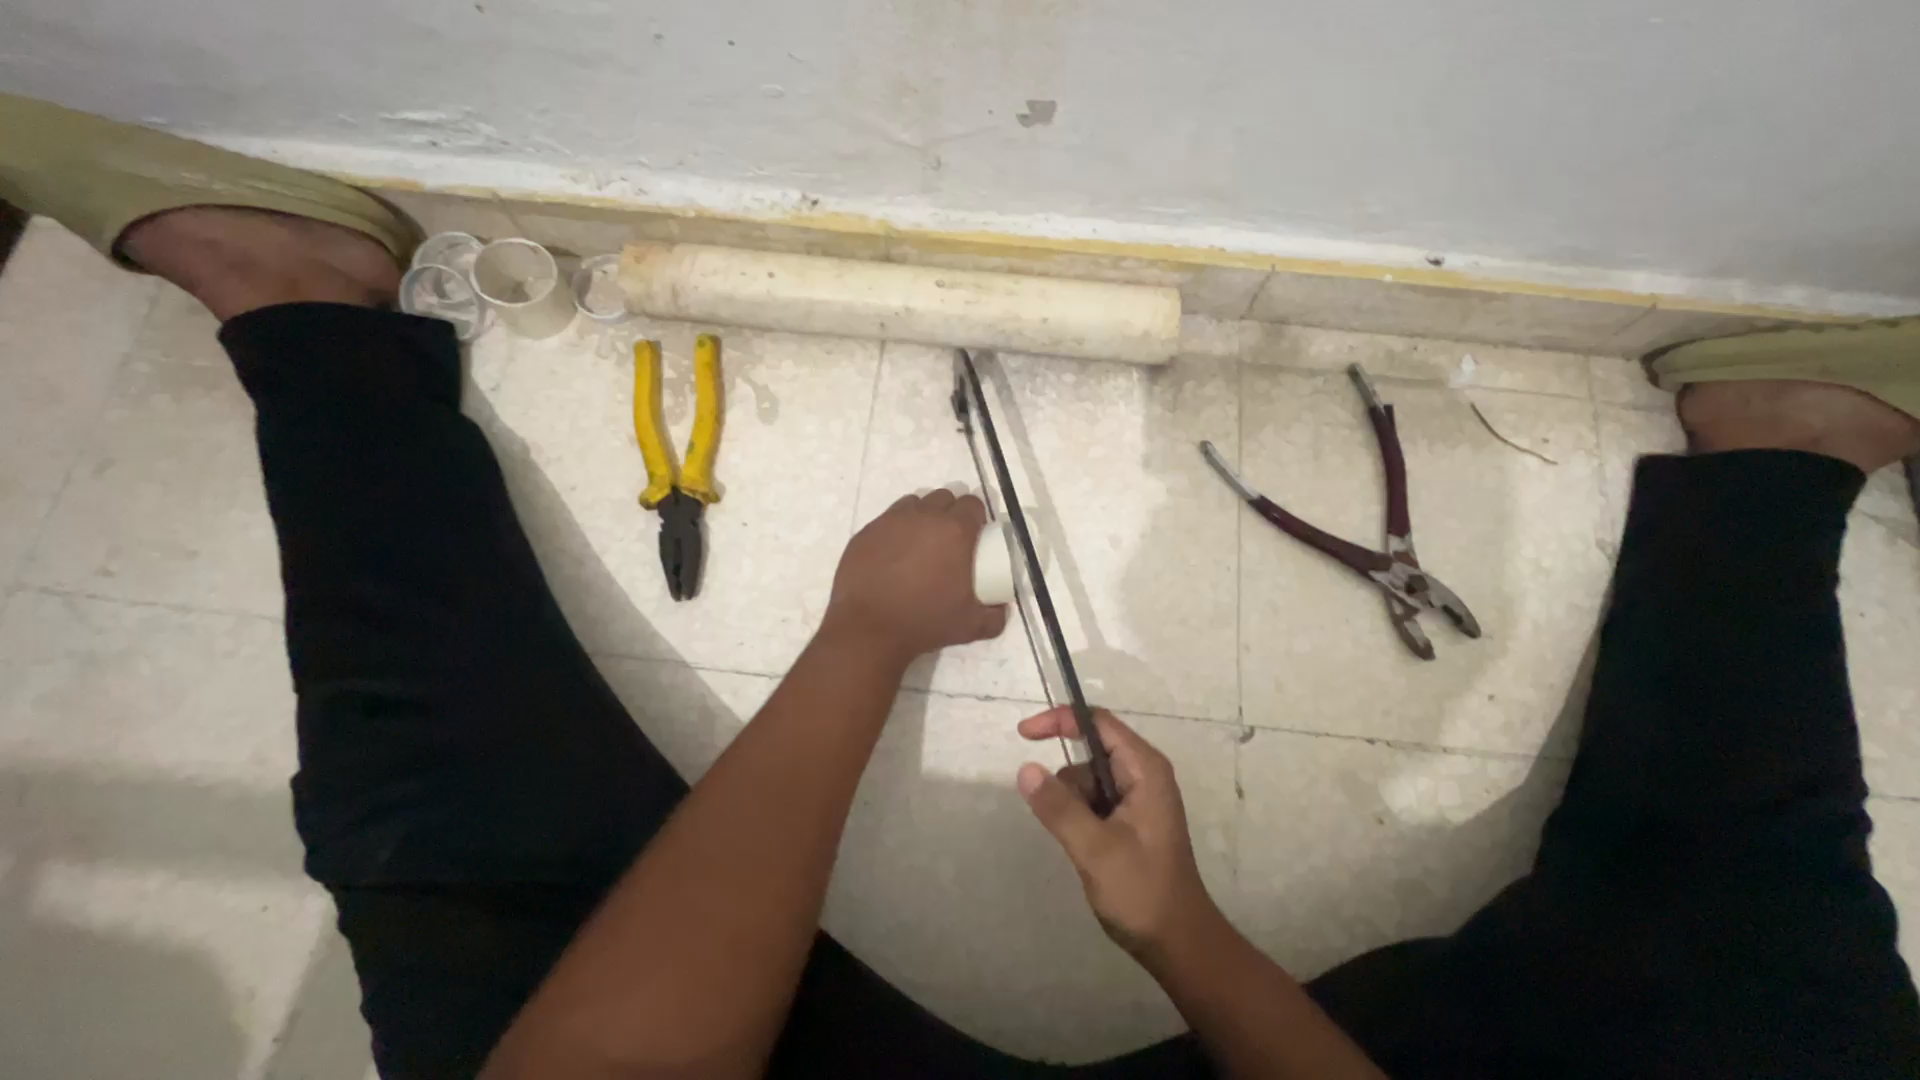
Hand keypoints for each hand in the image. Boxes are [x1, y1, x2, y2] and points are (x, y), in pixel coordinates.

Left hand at [822, 490, 1007, 666]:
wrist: (868, 629)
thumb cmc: (924, 622)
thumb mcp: (970, 626)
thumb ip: (994, 616)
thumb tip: (1003, 609)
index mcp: (955, 531)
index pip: (973, 504)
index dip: (977, 517)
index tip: (975, 535)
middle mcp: (924, 517)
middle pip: (944, 498)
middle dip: (950, 511)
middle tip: (949, 539)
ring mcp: (891, 521)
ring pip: (914, 504)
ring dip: (923, 515)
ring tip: (921, 542)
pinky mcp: (866, 532)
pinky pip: (887, 520)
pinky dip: (896, 530)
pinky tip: (894, 554)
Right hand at [1017, 707, 1215, 957]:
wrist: (1177, 942)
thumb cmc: (1142, 891)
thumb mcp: (1095, 849)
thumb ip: (1059, 807)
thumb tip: (1025, 768)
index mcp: (1144, 769)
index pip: (1097, 723)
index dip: (1060, 720)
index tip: (1024, 735)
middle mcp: (1143, 775)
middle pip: (1089, 751)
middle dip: (1067, 780)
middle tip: (1067, 822)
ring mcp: (1137, 798)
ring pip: (1086, 780)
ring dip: (1071, 804)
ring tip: (1084, 845)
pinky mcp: (1129, 820)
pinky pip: (1092, 801)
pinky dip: (1079, 817)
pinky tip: (1085, 848)